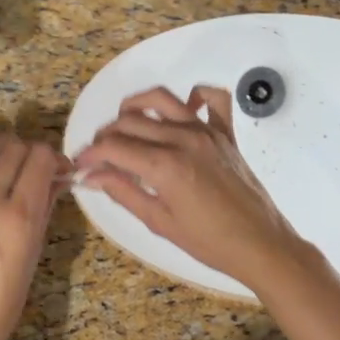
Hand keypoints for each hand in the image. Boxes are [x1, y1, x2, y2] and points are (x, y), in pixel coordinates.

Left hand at [0, 135, 61, 339]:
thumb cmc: (1, 307)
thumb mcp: (33, 257)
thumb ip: (43, 211)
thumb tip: (54, 180)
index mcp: (19, 216)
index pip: (41, 158)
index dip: (55, 158)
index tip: (60, 171)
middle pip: (15, 149)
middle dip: (32, 153)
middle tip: (38, 170)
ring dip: (0, 146)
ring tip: (7, 161)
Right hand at [75, 87, 302, 288]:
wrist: (259, 243)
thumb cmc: (208, 242)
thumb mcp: (158, 221)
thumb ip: (123, 192)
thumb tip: (91, 175)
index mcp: (164, 165)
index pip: (113, 146)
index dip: (90, 154)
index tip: (80, 165)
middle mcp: (183, 138)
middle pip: (130, 120)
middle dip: (107, 135)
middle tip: (100, 155)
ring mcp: (206, 131)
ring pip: (161, 99)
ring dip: (137, 106)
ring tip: (126, 124)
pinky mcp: (226, 132)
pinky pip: (212, 99)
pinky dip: (195, 96)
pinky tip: (183, 111)